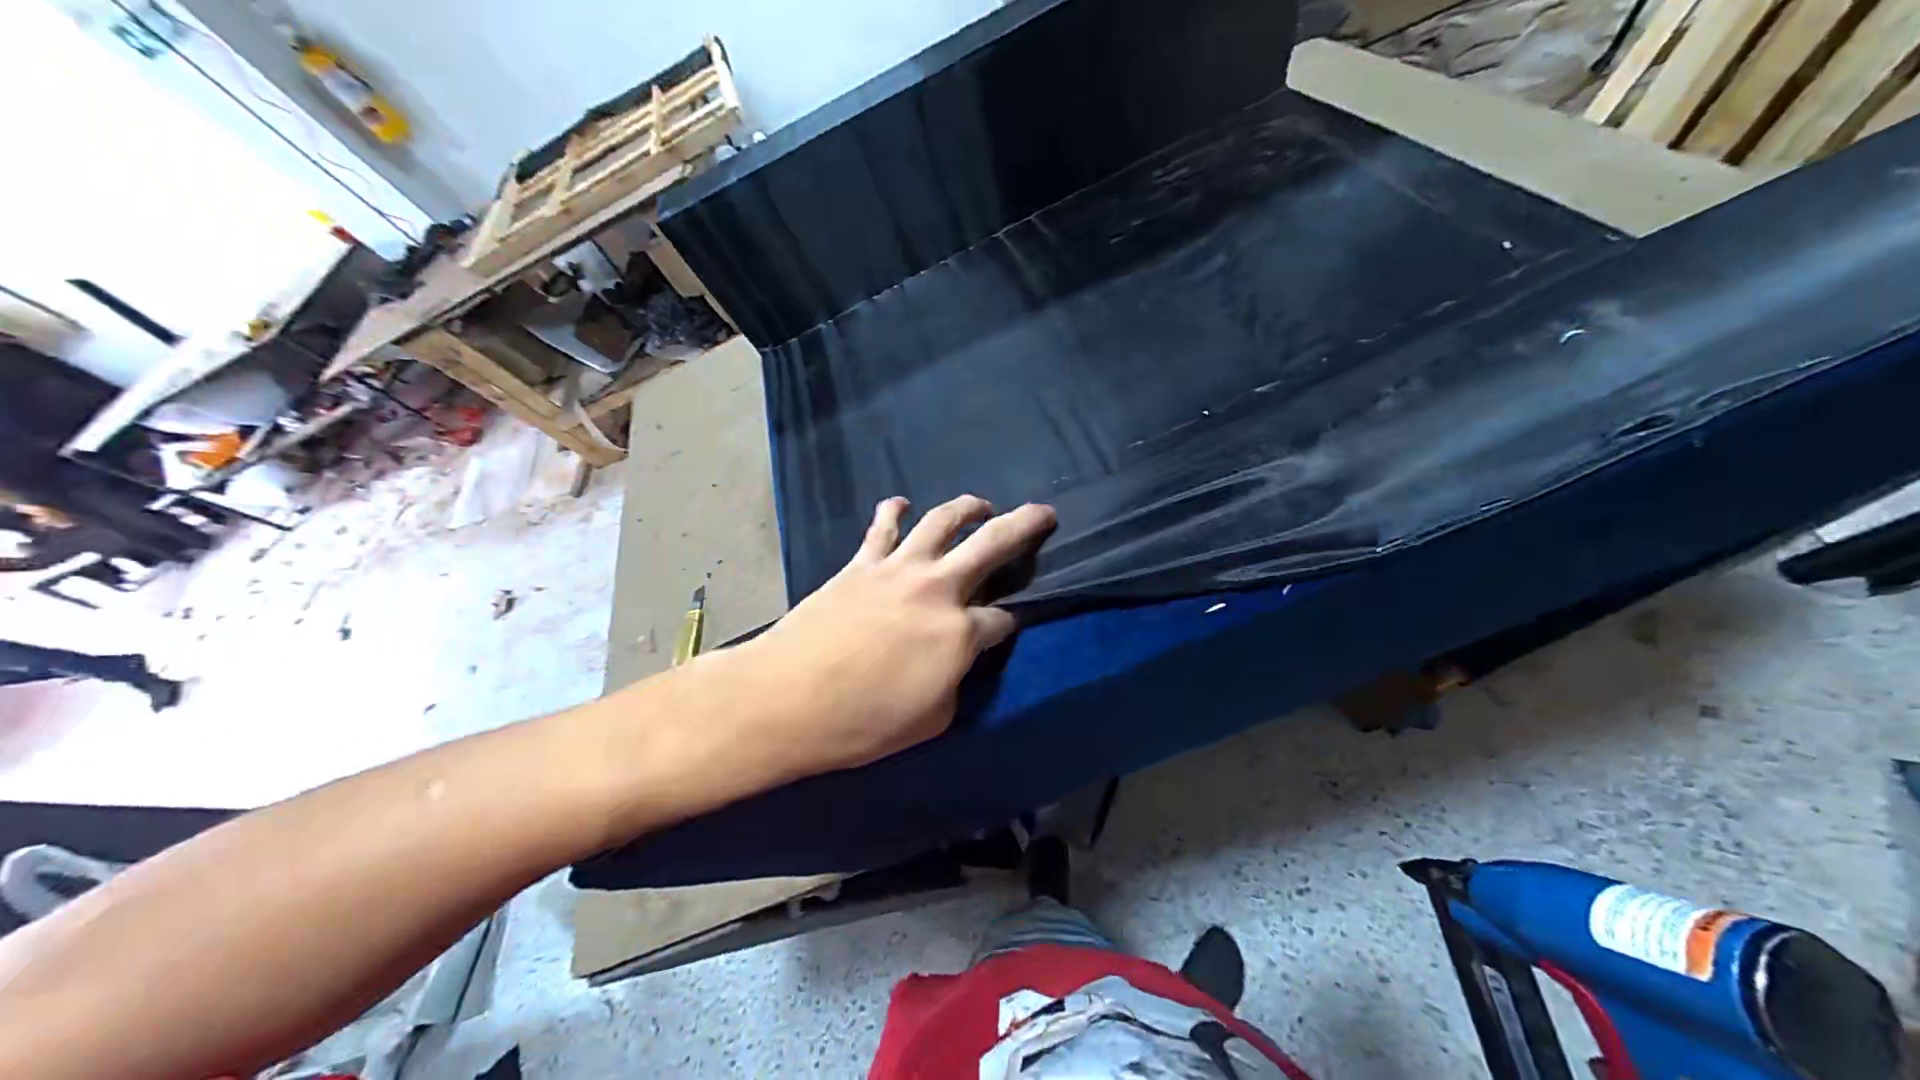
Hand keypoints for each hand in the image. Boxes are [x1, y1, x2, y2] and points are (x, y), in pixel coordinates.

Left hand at [699, 495, 1054, 781]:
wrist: (787, 699)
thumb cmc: (861, 722)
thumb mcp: (931, 720)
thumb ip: (954, 681)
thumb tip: (956, 658)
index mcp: (959, 633)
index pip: (1002, 620)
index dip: (1009, 624)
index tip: (1006, 630)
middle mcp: (937, 589)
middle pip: (992, 544)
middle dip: (1025, 526)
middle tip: (1044, 512)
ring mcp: (897, 570)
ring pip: (941, 522)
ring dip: (967, 508)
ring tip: (981, 504)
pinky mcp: (860, 564)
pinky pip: (882, 528)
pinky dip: (894, 510)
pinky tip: (900, 502)